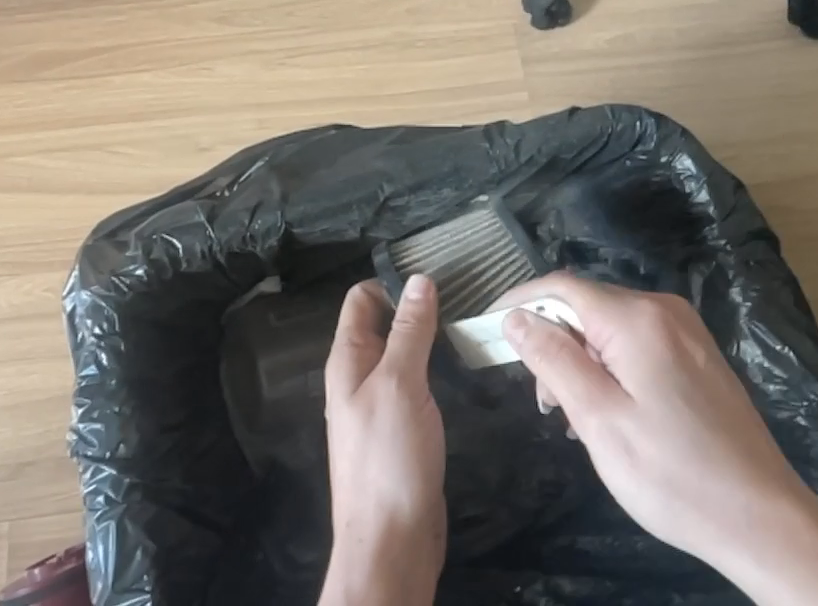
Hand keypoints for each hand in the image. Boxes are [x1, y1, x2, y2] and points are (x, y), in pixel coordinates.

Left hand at [319, 276, 446, 605]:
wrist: (392, 540)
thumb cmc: (389, 457)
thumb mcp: (400, 384)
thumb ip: (410, 332)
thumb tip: (419, 279)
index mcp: (348, 360)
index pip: (361, 300)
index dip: (392, 283)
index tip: (435, 277)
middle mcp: (359, 376)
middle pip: (383, 324)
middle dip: (416, 307)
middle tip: (463, 298)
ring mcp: (379, 403)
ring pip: (402, 354)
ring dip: (428, 338)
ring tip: (469, 324)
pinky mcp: (401, 428)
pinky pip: (414, 383)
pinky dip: (434, 368)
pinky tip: (461, 367)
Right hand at [495, 273, 814, 567]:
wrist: (765, 521)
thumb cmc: (673, 474)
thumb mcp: (598, 419)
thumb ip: (553, 360)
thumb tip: (515, 317)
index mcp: (638, 319)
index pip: (561, 288)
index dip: (519, 302)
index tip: (485, 329)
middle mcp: (664, 310)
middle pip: (586, 306)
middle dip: (551, 340)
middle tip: (540, 399)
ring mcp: (686, 332)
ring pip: (610, 327)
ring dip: (579, 359)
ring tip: (570, 415)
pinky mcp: (698, 356)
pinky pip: (636, 343)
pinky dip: (609, 366)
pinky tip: (607, 410)